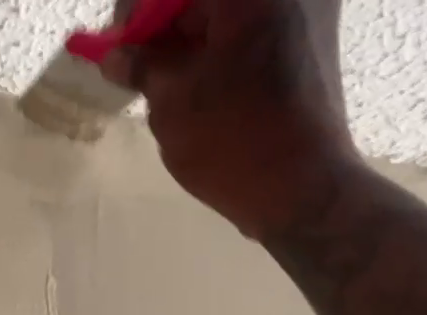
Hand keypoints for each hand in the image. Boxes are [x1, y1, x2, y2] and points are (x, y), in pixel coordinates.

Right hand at [102, 0, 360, 239]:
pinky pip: (252, 27)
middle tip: (133, 62)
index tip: (116, 45)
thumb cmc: (230, 138)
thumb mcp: (170, 100)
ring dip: (189, 37)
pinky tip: (196, 81)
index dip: (139, 12)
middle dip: (165, 23)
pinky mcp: (311, 39)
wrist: (300, 185)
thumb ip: (141, 65)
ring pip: (228, 11)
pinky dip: (217, 45)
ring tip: (161, 79)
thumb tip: (115, 56)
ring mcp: (306, 10)